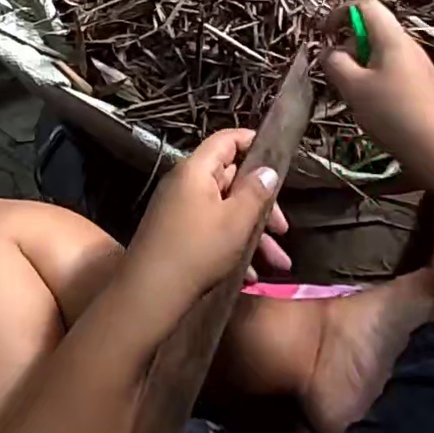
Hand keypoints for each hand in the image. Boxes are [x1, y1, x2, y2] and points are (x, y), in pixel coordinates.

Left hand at [126, 129, 291, 307]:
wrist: (151, 292)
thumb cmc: (198, 249)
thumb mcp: (235, 221)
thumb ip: (255, 192)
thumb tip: (268, 170)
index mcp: (195, 170)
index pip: (225, 140)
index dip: (252, 141)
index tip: (277, 155)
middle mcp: (184, 183)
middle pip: (230, 179)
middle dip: (261, 203)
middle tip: (282, 228)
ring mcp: (178, 208)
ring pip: (224, 209)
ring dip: (252, 232)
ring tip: (277, 262)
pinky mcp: (176, 231)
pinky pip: (210, 228)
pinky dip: (231, 245)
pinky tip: (250, 274)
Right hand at [322, 0, 433, 183]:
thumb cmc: (394, 114)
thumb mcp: (353, 87)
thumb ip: (335, 63)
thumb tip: (329, 52)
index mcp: (392, 39)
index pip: (365, 6)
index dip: (339, 13)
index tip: (323, 34)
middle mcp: (407, 47)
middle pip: (371, 30)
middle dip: (347, 46)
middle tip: (336, 72)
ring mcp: (417, 66)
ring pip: (379, 54)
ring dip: (358, 66)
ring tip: (352, 93)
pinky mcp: (420, 86)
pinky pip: (390, 71)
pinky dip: (373, 80)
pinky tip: (371, 106)